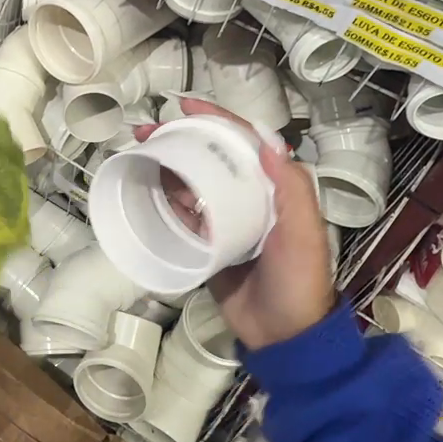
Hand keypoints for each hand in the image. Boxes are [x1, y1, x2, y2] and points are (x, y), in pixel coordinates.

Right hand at [135, 98, 336, 350]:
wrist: (283, 334)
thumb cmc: (298, 279)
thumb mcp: (304, 233)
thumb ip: (292, 188)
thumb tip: (269, 141)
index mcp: (274, 187)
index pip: (243, 140)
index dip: (214, 119)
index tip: (181, 107)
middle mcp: (247, 195)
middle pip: (210, 155)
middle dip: (178, 138)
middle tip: (145, 133)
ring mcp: (224, 218)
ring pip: (191, 180)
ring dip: (166, 164)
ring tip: (139, 155)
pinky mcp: (205, 240)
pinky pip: (181, 212)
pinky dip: (164, 197)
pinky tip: (146, 189)